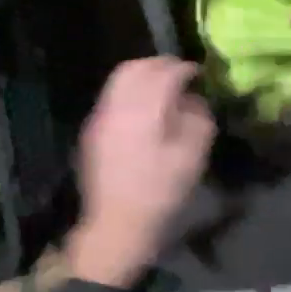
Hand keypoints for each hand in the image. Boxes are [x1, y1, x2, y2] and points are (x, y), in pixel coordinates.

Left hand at [71, 57, 213, 286]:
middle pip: (135, 67)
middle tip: (179, 74)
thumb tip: (193, 100)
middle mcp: (117, 106)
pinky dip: (129, 91)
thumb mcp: (192, 158)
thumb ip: (198, 119)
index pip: (164, 73)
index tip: (198, 74)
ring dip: (142, 75)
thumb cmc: (160, 193)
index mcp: (144, 110)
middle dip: (160, 65)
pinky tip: (143, 109)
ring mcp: (100, 116)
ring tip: (162, 88)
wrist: (116, 226)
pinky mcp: (92, 130)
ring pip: (119, 79)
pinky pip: (111, 96)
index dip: (184, 68)